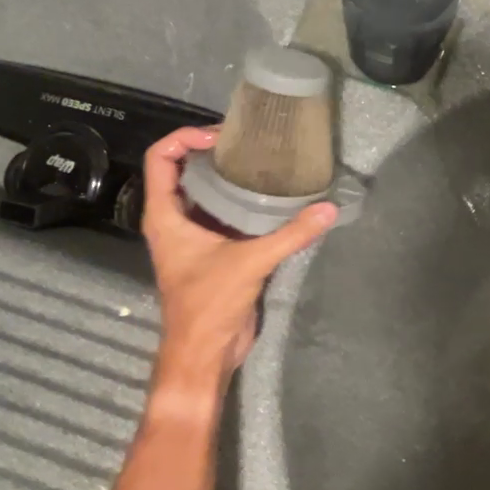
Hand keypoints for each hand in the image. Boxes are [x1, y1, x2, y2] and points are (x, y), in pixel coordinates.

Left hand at [139, 127, 335, 387]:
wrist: (205, 352)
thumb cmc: (209, 304)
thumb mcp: (250, 262)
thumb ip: (290, 234)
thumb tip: (328, 209)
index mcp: (165, 216)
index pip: (161, 159)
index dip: (184, 138)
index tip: (220, 136)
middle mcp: (174, 221)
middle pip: (182, 170)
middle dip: (210, 152)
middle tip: (248, 143)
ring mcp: (192, 237)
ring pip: (203, 193)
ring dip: (226, 176)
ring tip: (262, 162)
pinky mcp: (212, 251)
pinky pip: (222, 214)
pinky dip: (240, 200)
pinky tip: (270, 196)